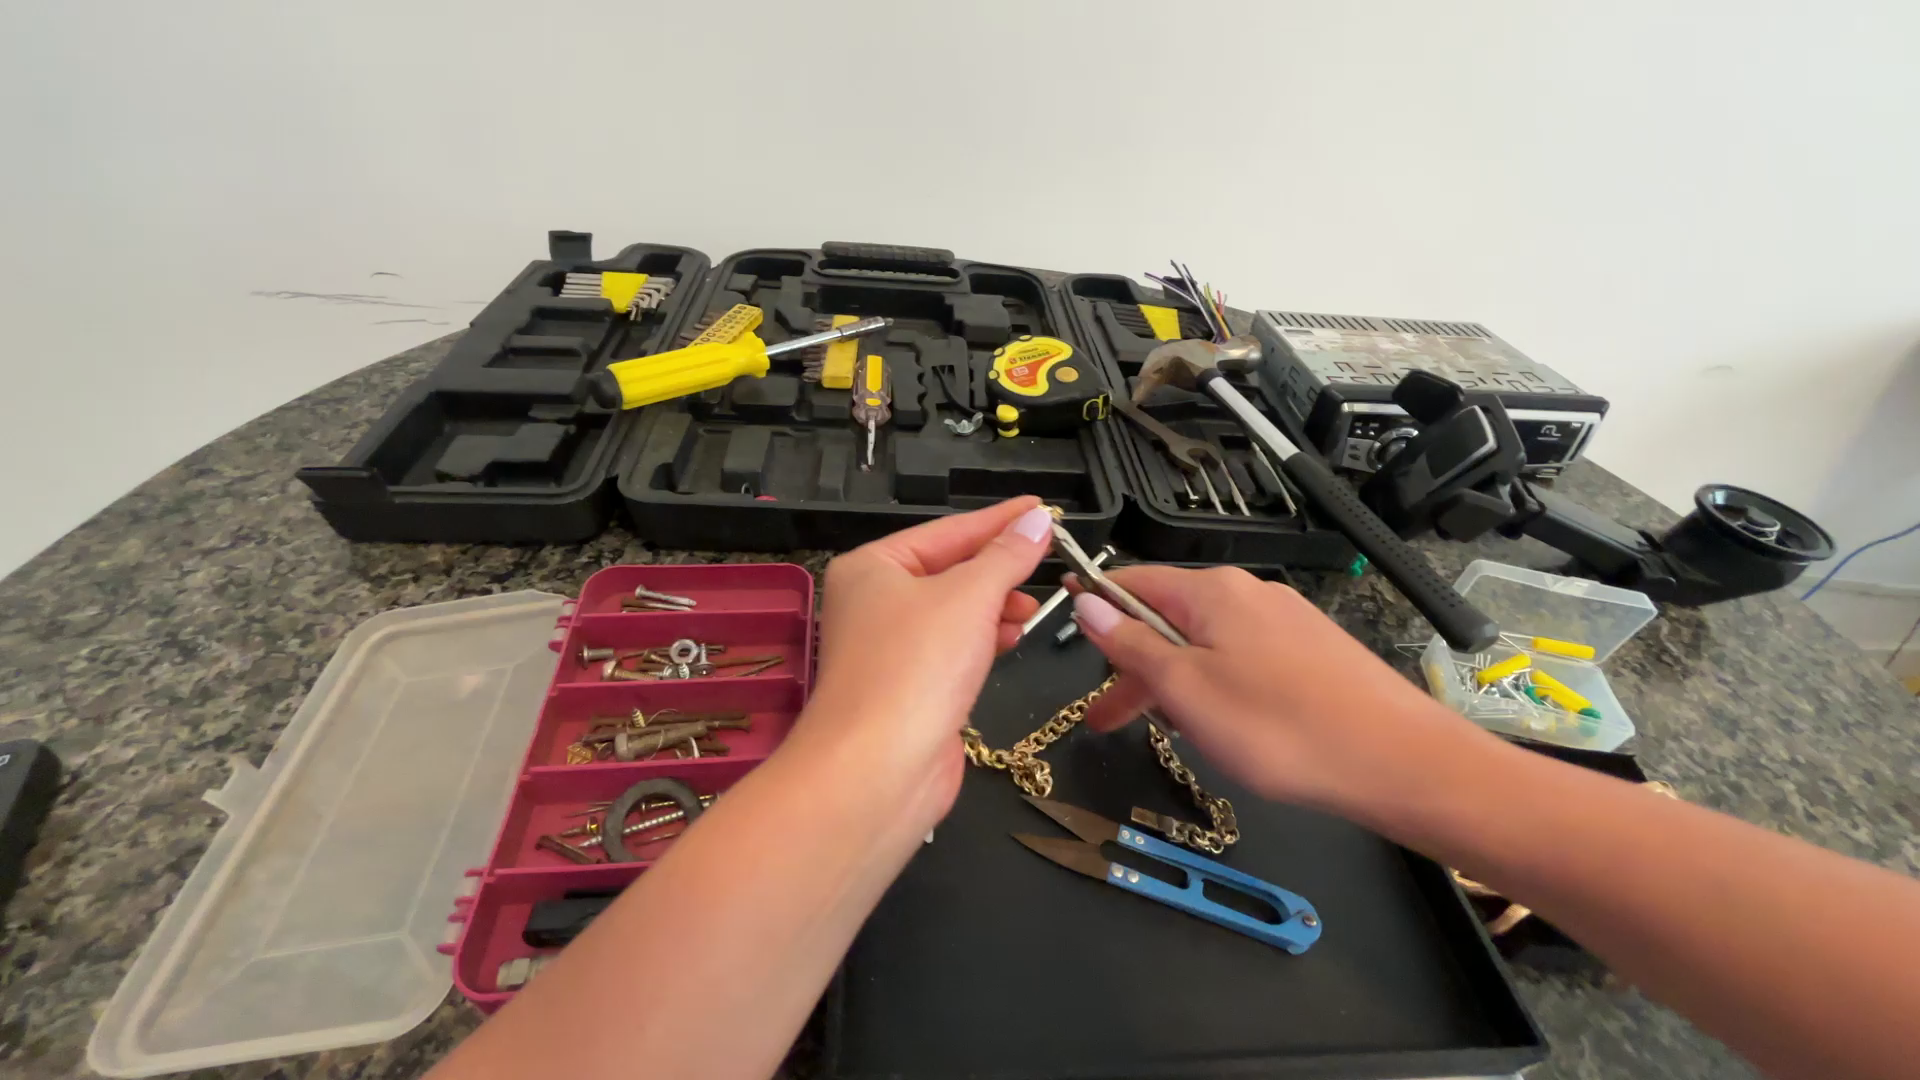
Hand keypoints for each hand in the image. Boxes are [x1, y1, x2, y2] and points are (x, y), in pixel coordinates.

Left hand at [787, 497, 1054, 830]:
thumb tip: (1039, 519)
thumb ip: (1007, 556)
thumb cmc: (917, 665)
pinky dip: (985, 639)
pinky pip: (955, 648)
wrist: (878, 768)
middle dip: (999, 569)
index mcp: (873, 567)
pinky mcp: (911, 686)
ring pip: (955, 612)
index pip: (947, 531)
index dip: (999, 519)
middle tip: (1049, 559)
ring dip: (996, 606)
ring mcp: (890, 647)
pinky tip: (1012, 638)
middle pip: (950, 570)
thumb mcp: (969, 596)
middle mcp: (875, 602)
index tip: (1042, 507)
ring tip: (1033, 608)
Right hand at [1071, 565, 1483, 815]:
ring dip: (1171, 682)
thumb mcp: (1184, 689)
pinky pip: (1240, 658)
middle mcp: (1247, 592)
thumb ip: (1130, 644)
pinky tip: (1218, 723)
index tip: (1065, 622)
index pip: (1131, 581)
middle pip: (1167, 619)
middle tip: (1104, 718)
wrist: (1401, 762)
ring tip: (1161, 730)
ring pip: (1204, 644)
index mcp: (1211, 591)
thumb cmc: (1278, 727)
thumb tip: (1087, 603)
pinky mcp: (1310, 650)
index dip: (1094, 603)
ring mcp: (1284, 620)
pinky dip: (1212, 685)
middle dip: (1131, 665)